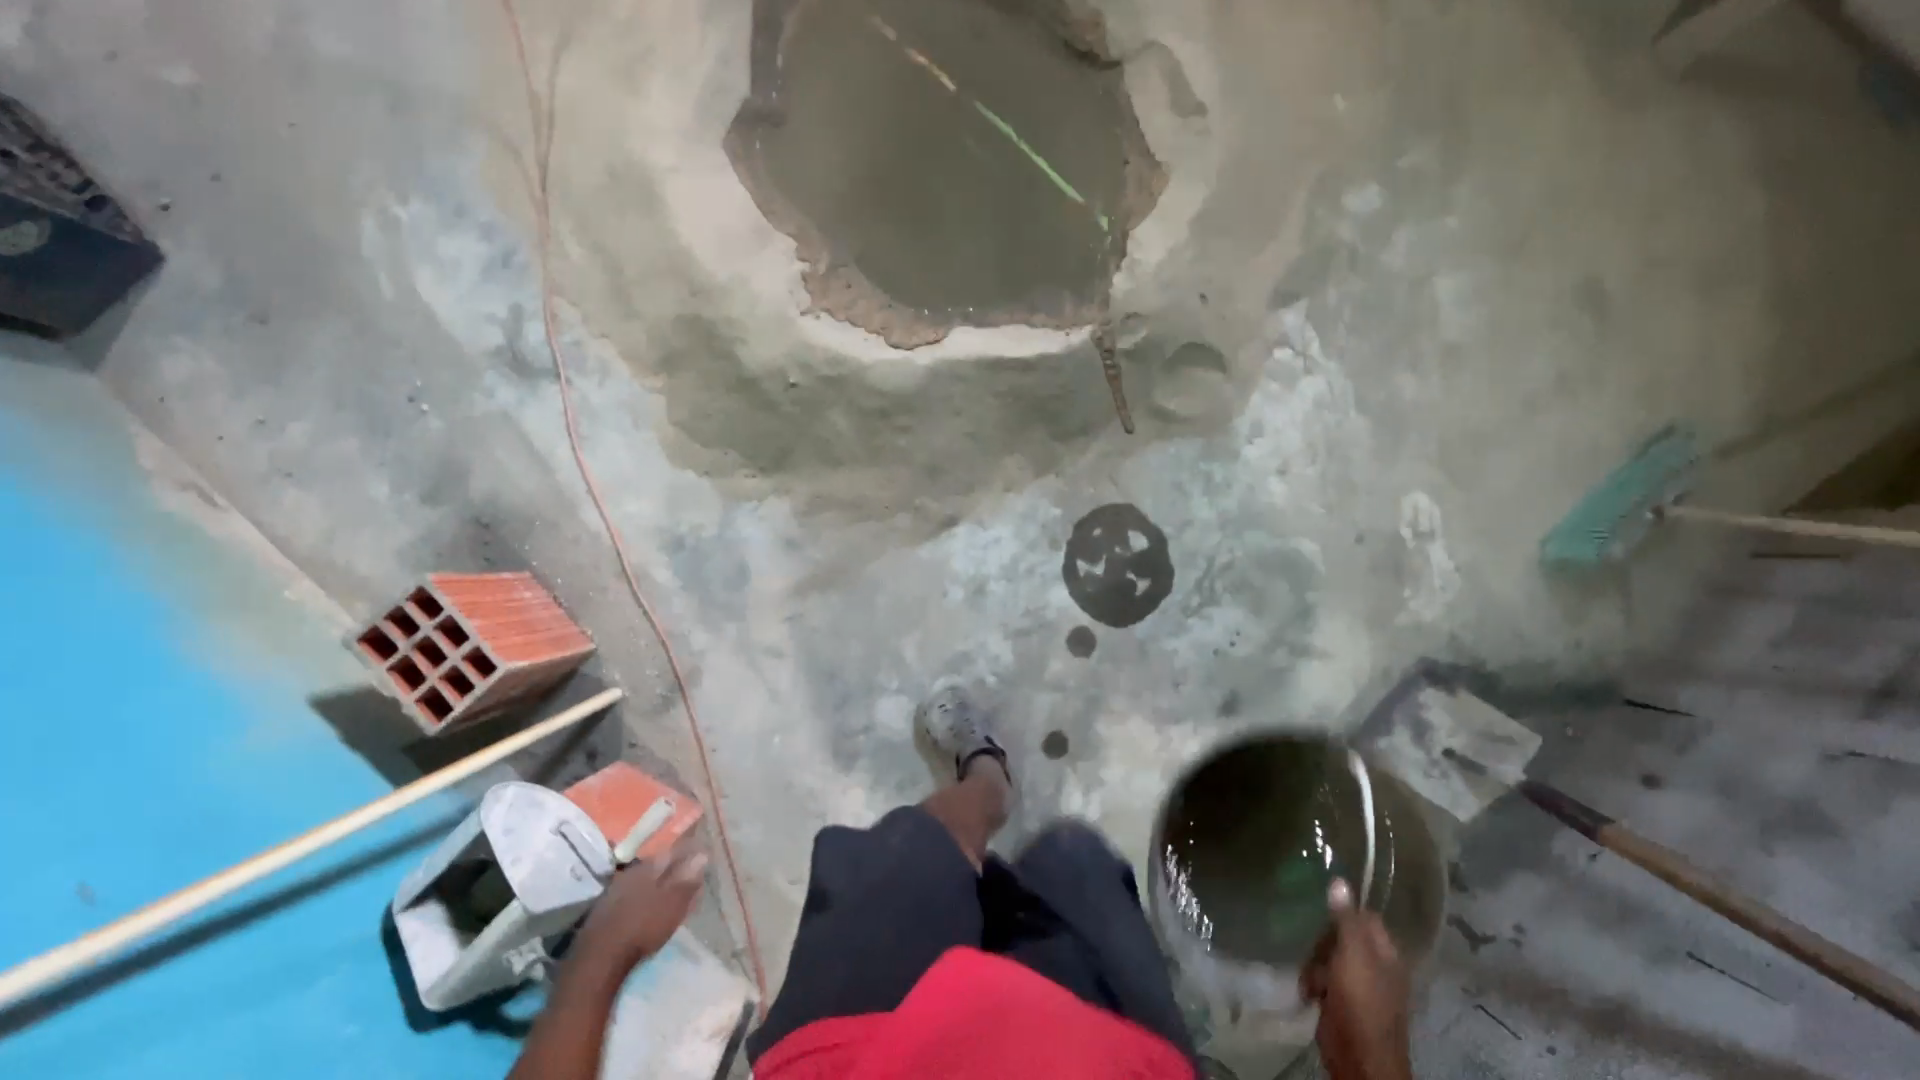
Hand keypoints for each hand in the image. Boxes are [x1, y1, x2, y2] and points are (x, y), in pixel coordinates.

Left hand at [575, 846, 707, 971]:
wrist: (600, 958)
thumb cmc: (643, 926)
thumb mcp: (673, 903)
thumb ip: (687, 879)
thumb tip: (702, 855)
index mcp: (647, 867)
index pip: (672, 851)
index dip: (688, 853)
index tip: (701, 856)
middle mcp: (629, 873)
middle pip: (656, 866)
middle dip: (673, 869)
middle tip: (690, 876)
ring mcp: (615, 892)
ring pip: (643, 882)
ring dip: (658, 886)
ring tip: (673, 895)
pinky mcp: (605, 911)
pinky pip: (632, 897)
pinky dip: (645, 900)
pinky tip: (650, 911)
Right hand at [1299, 879, 1411, 1079]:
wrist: (1360, 1058)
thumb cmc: (1361, 1003)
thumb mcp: (1353, 955)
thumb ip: (1345, 919)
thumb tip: (1339, 880)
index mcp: (1385, 952)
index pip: (1363, 917)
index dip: (1343, 915)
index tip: (1322, 919)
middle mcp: (1374, 965)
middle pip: (1341, 936)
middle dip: (1322, 945)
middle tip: (1317, 957)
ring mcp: (1357, 985)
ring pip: (1327, 958)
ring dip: (1314, 967)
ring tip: (1312, 983)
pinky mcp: (1341, 1001)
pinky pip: (1322, 980)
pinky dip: (1313, 984)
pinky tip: (1309, 995)